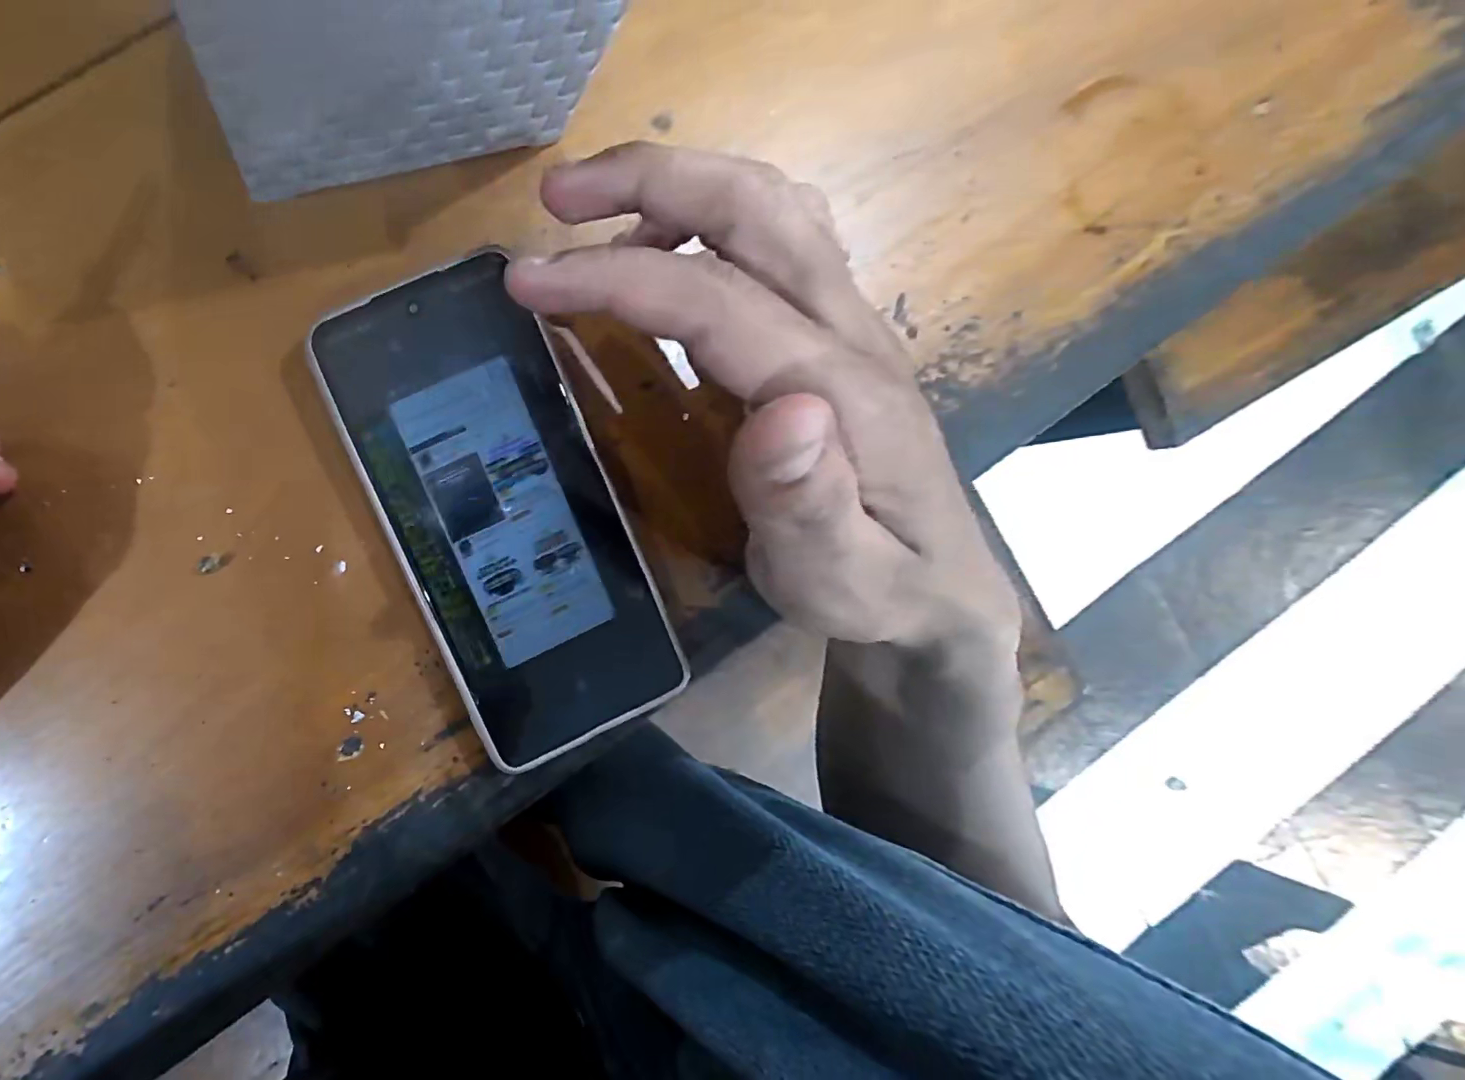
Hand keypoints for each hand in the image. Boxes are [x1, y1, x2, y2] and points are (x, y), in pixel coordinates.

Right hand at [506, 143, 1017, 660]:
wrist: (938, 589)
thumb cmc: (877, 593)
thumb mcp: (841, 580)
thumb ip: (811, 505)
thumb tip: (783, 412)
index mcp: (836, 390)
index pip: (712, 298)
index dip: (613, 277)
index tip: (526, 282)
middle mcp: (848, 333)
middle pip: (755, 210)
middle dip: (649, 181)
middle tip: (556, 194)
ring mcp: (847, 327)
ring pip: (771, 211)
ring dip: (678, 188)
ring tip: (595, 213)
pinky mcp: (832, 338)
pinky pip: (774, 245)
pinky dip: (707, 226)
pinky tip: (663, 259)